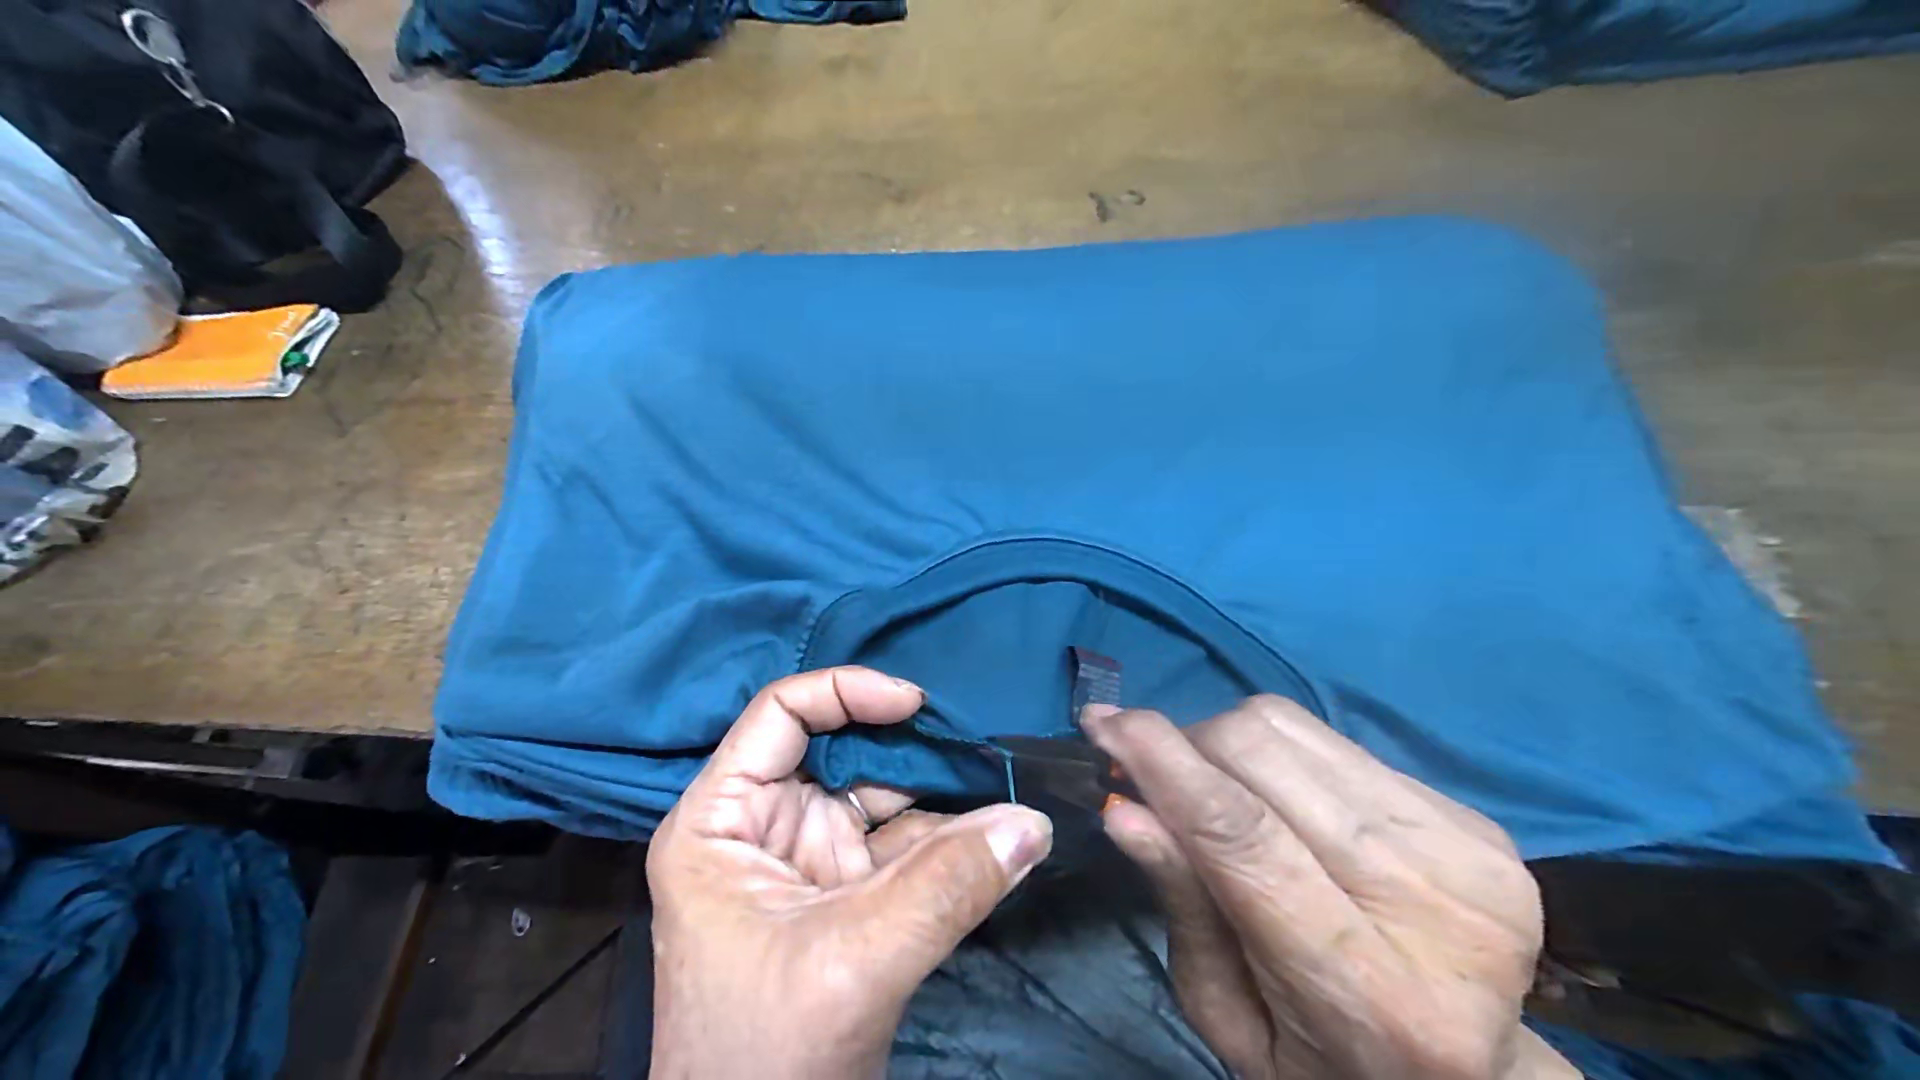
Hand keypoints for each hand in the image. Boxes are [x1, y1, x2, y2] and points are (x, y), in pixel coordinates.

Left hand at [647, 667, 1054, 1078]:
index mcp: (722, 820)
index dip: (846, 692)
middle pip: (841, 751)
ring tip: (1002, 782)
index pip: (781, 715)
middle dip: (909, 748)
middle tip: (977, 743)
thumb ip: (946, 887)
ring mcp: (809, 861)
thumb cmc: (767, 1058)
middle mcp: (763, 827)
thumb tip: (1031, 823)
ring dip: (942, 795)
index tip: (915, 703)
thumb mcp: (854, 962)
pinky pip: (905, 848)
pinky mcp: (848, 897)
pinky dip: (950, 841)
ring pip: (882, 800)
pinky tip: (997, 834)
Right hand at [1084, 697, 1577, 1079]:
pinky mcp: (1476, 820)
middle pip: (1261, 756)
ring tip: (1214, 786)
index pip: (1242, 834)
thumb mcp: (1225, 1013)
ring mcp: (1465, 854)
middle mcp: (1432, 908)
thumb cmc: (1321, 1064)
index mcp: (1368, 992)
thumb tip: (1122, 808)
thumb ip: (1181, 902)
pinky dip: (1276, 754)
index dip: (1163, 763)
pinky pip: (1328, 738)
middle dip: (1184, 744)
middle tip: (1152, 773)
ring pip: (1290, 729)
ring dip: (1224, 742)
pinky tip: (1279, 797)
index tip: (1102, 725)